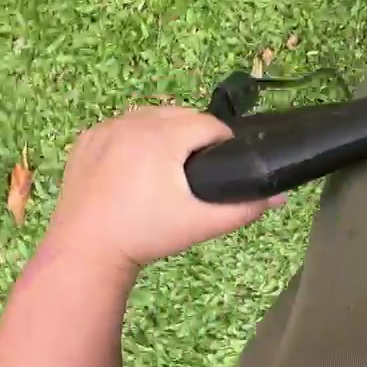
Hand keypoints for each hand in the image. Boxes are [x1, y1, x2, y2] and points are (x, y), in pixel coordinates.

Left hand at [42, 107, 279, 273]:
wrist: (86, 250)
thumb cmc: (147, 235)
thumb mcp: (201, 224)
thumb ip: (244, 209)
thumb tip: (280, 197)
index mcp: (163, 136)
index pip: (209, 124)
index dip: (224, 142)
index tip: (224, 166)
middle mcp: (133, 123)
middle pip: (181, 115)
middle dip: (196, 136)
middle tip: (199, 171)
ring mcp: (106, 128)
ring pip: (152, 118)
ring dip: (168, 133)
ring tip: (172, 167)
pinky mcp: (87, 139)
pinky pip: (123, 127)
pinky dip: (137, 138)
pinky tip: (139, 166)